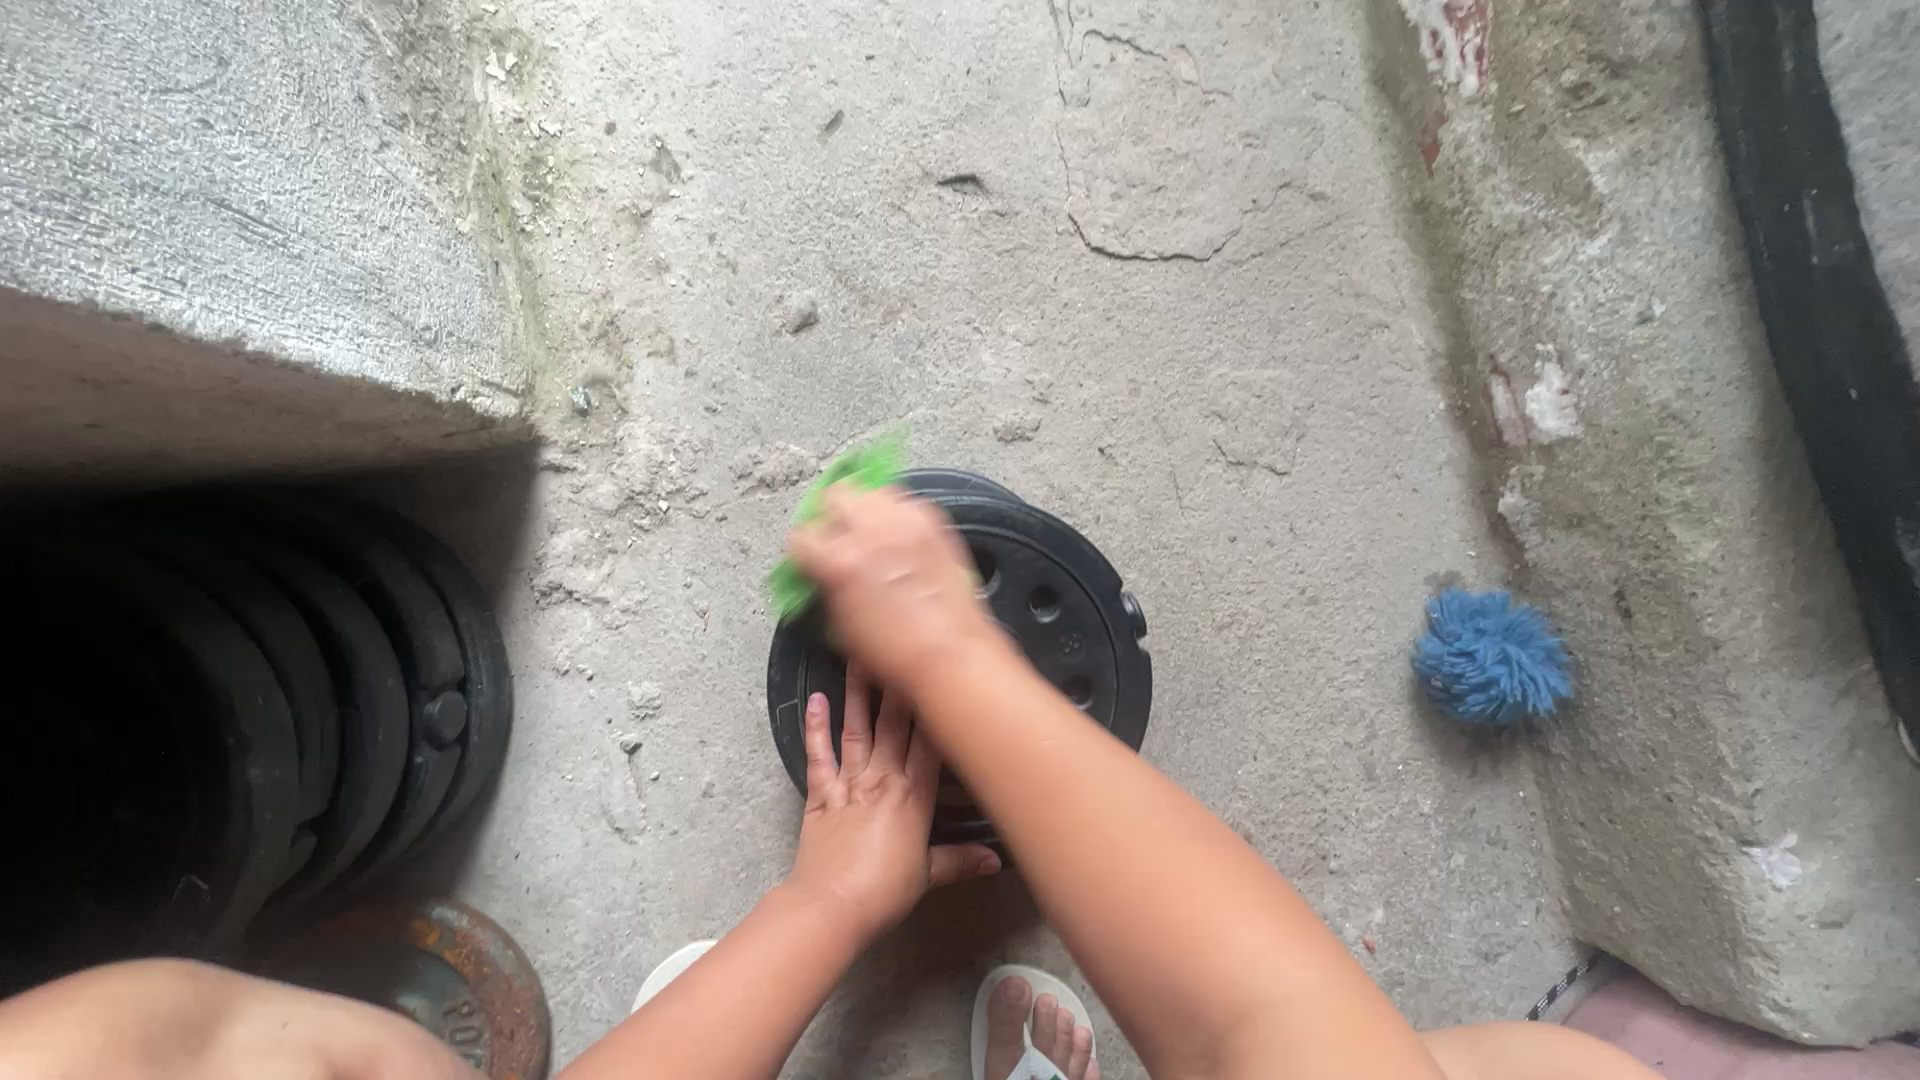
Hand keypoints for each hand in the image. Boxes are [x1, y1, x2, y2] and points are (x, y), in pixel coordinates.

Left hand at [784, 665, 1000, 941]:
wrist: (832, 906)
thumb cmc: (884, 891)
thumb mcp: (928, 875)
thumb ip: (961, 861)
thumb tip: (997, 860)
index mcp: (915, 796)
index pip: (929, 743)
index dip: (934, 708)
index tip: (938, 675)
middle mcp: (884, 779)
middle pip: (894, 724)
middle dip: (898, 685)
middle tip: (900, 646)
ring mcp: (850, 782)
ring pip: (858, 728)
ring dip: (859, 692)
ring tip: (860, 657)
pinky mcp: (821, 792)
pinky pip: (819, 753)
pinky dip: (816, 726)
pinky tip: (817, 699)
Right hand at [787, 484, 1010, 692]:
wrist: (950, 653)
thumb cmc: (899, 652)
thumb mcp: (840, 625)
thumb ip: (825, 586)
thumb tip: (821, 573)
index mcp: (840, 560)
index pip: (802, 535)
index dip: (802, 549)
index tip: (809, 556)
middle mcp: (871, 532)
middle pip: (835, 495)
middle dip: (832, 515)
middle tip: (836, 536)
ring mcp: (905, 522)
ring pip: (872, 491)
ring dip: (865, 509)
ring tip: (868, 534)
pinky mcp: (933, 523)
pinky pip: (906, 503)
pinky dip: (896, 515)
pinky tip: (897, 538)